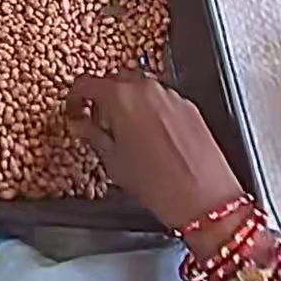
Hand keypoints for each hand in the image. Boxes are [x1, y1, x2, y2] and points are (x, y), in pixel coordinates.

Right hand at [64, 72, 242, 228]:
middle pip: (114, 81)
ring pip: (139, 88)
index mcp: (119, 97)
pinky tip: (151, 135)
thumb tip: (80, 124)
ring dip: (127, 102)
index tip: (74, 108)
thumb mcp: (113, 162)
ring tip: (126, 132)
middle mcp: (144, 88)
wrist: (206, 199)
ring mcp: (168, 94)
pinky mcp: (188, 104)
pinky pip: (161, 98)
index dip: (75, 96)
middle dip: (102, 98)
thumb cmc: (158, 184)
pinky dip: (150, 109)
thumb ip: (92, 135)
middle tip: (98, 122)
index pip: (86, 83)